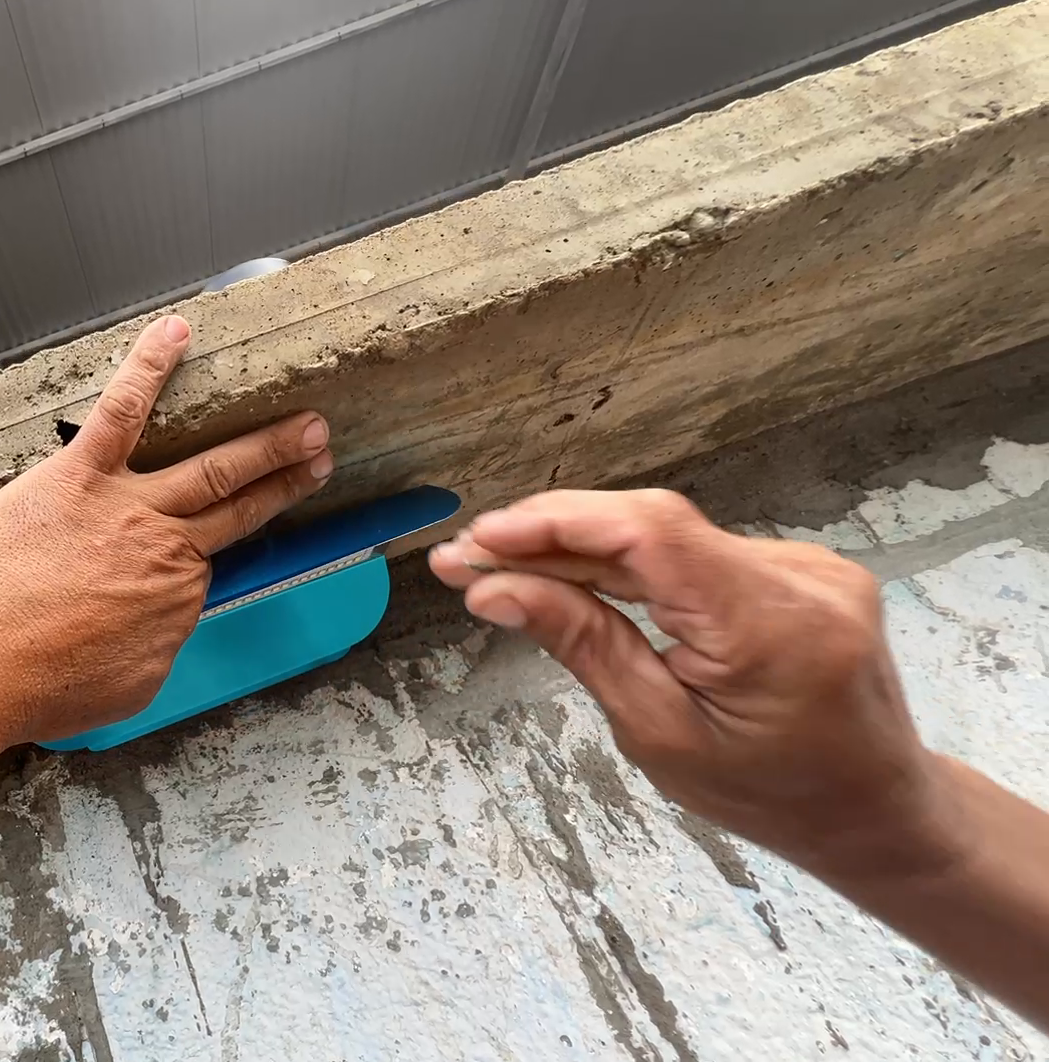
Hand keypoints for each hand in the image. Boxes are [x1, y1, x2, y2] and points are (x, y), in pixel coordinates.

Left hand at [0, 315, 334, 746]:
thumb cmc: (42, 685)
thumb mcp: (129, 685)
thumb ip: (160, 643)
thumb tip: (166, 622)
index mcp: (178, 594)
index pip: (212, 556)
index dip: (223, 542)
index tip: (241, 527)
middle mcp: (166, 546)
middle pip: (240, 505)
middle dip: (286, 477)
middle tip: (321, 452)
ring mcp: (126, 505)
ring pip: (210, 467)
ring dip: (263, 442)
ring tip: (304, 422)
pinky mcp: (79, 474)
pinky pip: (122, 411)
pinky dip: (149, 367)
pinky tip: (175, 331)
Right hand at [428, 490, 956, 879]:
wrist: (873, 809)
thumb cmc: (764, 792)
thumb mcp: (654, 729)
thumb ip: (579, 643)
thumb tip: (491, 591)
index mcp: (774, 626)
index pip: (649, 534)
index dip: (553, 523)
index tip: (476, 541)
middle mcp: (796, 575)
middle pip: (642, 522)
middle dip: (539, 533)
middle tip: (458, 558)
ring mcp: (794, 564)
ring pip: (649, 531)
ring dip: (559, 544)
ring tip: (484, 563)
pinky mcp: (778, 566)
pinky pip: (669, 548)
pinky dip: (599, 556)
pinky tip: (545, 569)